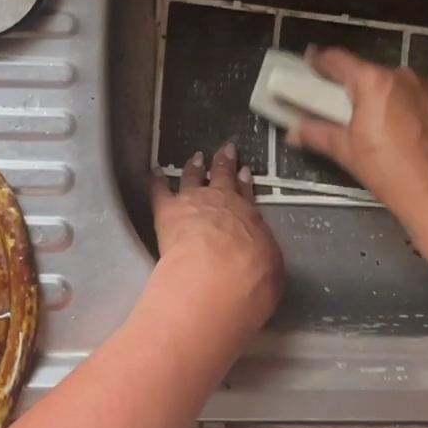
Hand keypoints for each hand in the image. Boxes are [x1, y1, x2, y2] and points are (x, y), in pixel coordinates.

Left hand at [149, 144, 284, 339]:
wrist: (218, 275)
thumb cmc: (252, 278)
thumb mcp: (271, 265)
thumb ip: (262, 251)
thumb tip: (259, 248)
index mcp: (248, 216)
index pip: (246, 195)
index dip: (245, 183)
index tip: (244, 171)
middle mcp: (221, 202)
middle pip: (223, 176)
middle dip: (224, 162)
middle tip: (226, 149)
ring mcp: (193, 201)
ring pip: (192, 177)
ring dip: (194, 167)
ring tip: (195, 157)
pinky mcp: (168, 210)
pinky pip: (160, 191)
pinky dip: (157, 181)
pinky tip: (155, 173)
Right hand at [286, 46, 427, 207]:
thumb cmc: (387, 170)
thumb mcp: (346, 151)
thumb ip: (316, 133)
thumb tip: (292, 132)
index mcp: (372, 81)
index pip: (337, 59)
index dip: (319, 60)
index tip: (308, 63)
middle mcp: (401, 76)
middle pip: (367, 71)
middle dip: (352, 84)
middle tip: (339, 102)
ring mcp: (427, 87)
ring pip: (393, 83)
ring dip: (380, 94)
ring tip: (374, 119)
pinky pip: (416, 95)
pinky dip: (405, 104)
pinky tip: (402, 128)